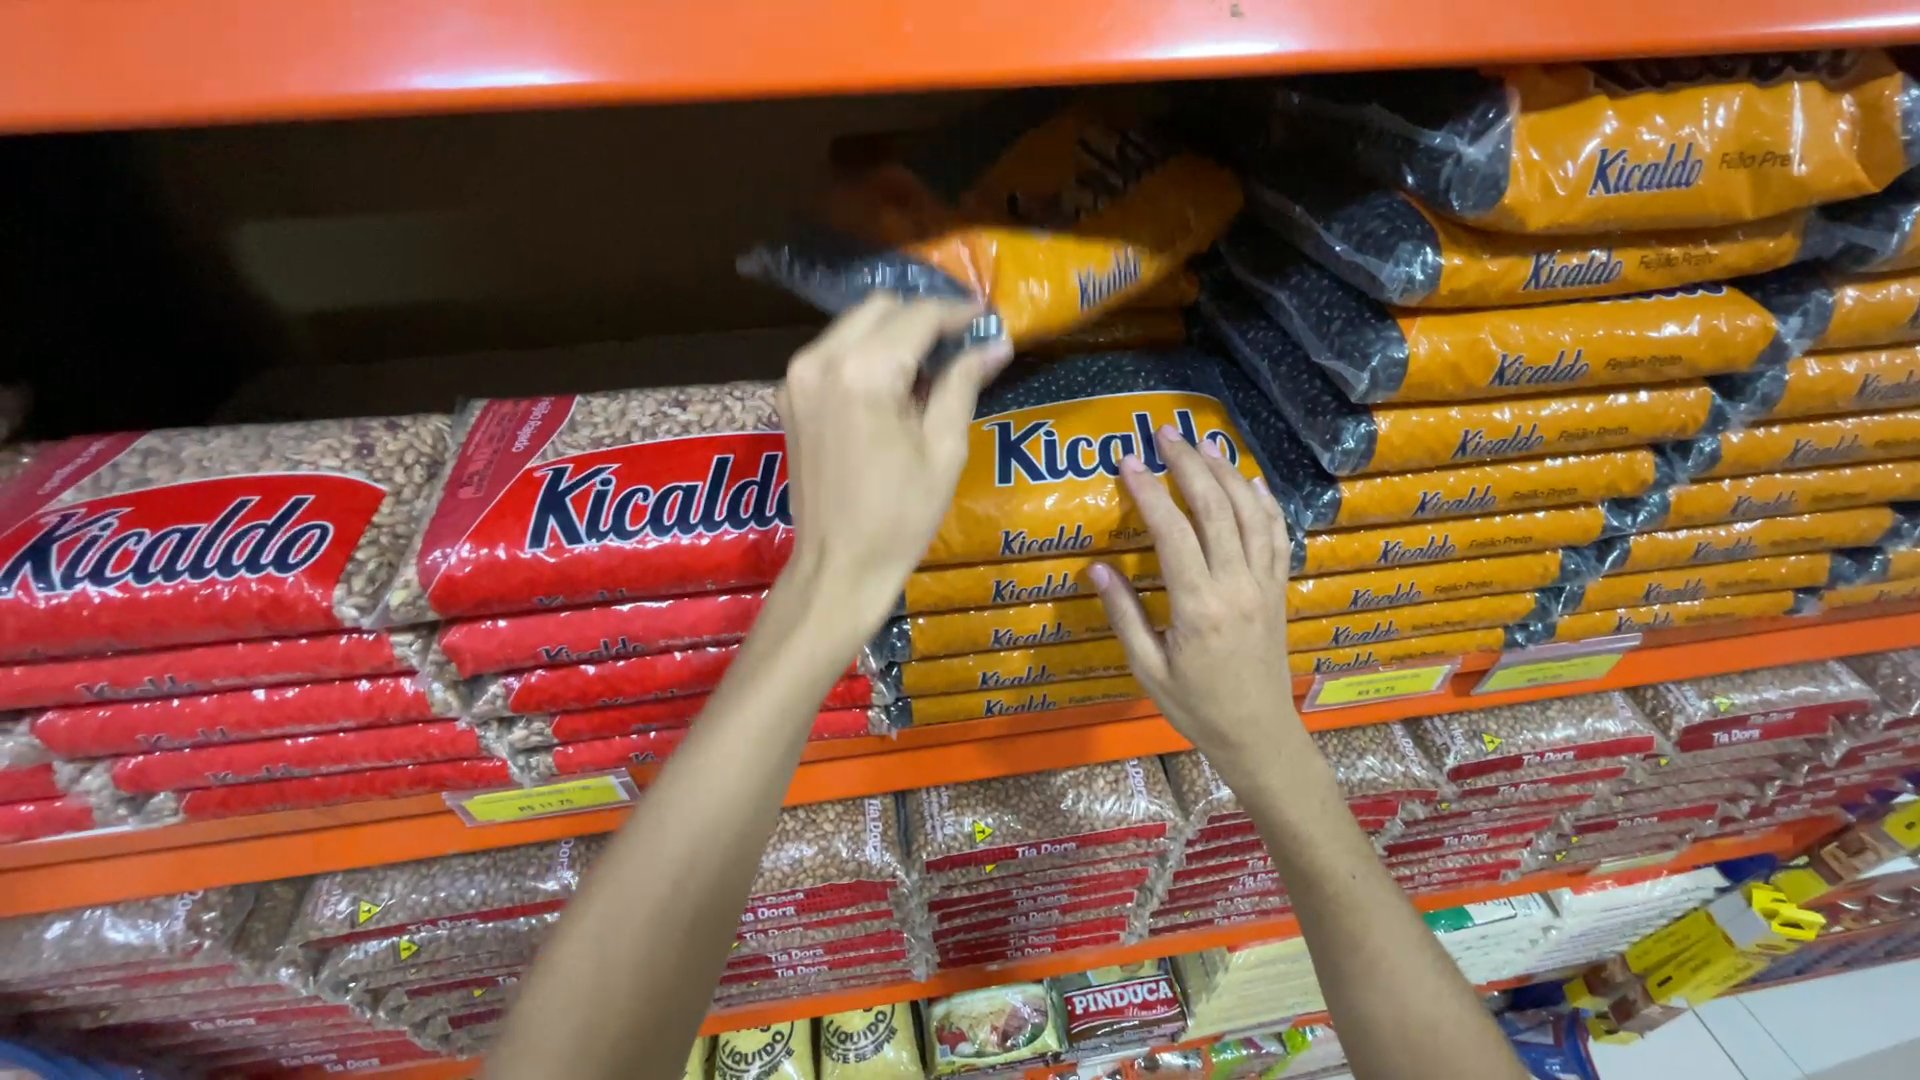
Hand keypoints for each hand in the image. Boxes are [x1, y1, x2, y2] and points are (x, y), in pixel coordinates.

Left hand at [778, 294, 1013, 620]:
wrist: (839, 566)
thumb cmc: (900, 518)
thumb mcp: (944, 450)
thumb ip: (964, 385)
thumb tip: (995, 344)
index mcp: (864, 374)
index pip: (918, 317)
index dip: (957, 313)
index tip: (986, 320)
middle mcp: (821, 361)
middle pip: (881, 308)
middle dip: (923, 317)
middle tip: (960, 343)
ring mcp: (798, 378)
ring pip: (854, 325)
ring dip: (894, 333)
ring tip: (930, 367)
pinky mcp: (790, 397)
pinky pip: (833, 353)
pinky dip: (866, 354)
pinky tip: (893, 386)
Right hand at [1091, 426, 1309, 779]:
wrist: (1259, 733)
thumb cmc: (1196, 706)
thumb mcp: (1147, 669)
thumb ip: (1124, 616)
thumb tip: (1097, 568)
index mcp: (1199, 605)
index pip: (1172, 530)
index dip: (1149, 489)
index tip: (1127, 459)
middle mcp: (1237, 585)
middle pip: (1215, 507)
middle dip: (1189, 463)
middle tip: (1164, 431)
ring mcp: (1264, 584)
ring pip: (1251, 512)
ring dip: (1227, 472)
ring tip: (1203, 443)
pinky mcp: (1279, 589)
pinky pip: (1278, 535)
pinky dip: (1266, 502)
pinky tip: (1251, 481)